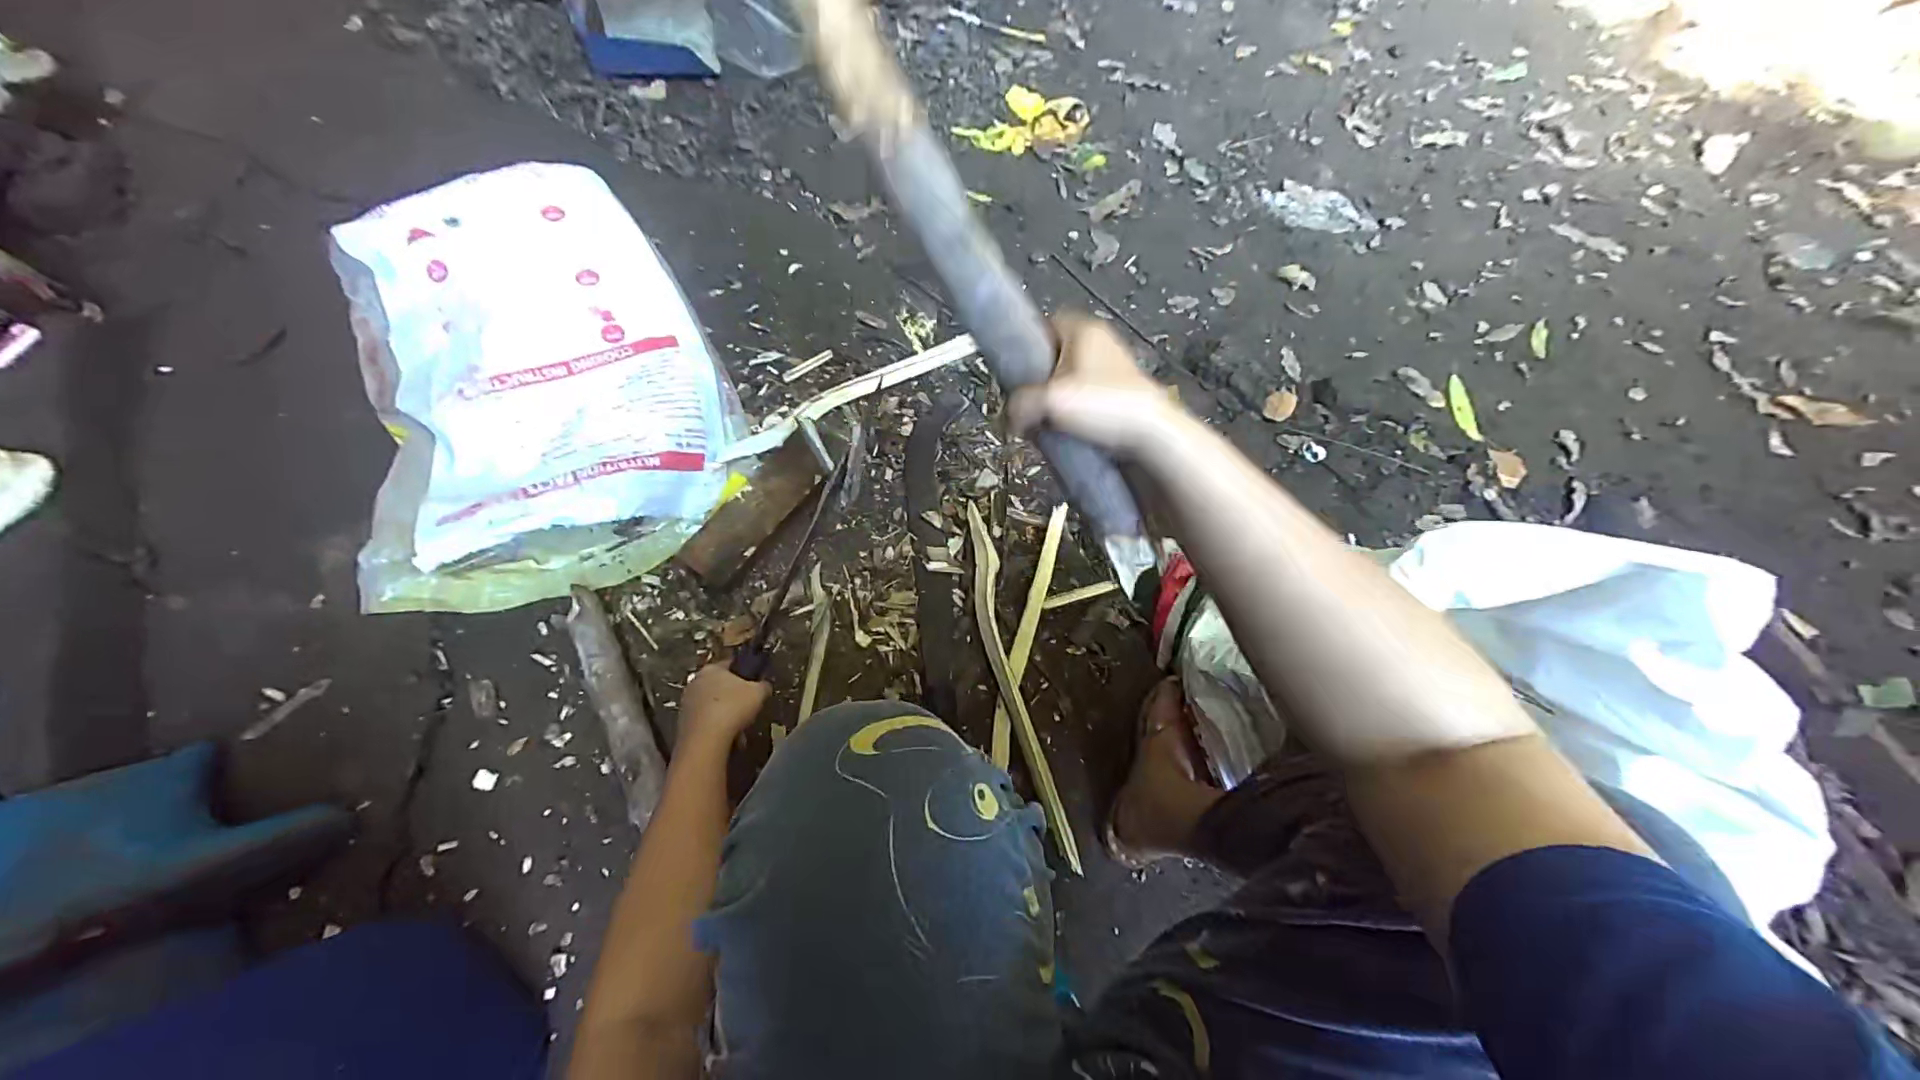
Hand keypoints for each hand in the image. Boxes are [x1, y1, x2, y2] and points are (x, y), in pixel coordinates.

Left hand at [676, 662, 770, 750]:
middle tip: (748, 708)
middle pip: (720, 686)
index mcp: (711, 669)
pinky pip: (705, 721)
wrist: (705, 739)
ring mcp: (686, 702)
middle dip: (734, 698)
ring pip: (713, 706)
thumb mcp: (759, 693)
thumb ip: (763, 686)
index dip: (745, 674)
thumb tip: (764, 686)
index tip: (754, 685)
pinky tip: (727, 738)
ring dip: (726, 715)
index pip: (731, 664)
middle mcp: (695, 682)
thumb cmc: (733, 707)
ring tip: (739, 729)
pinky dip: (716, 727)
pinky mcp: (683, 722)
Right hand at [1008, 313, 1181, 458]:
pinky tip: (1070, 433)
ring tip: (1050, 423)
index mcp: (1085, 330)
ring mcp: (1114, 371)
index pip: (1046, 323)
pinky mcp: (1121, 398)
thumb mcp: (1049, 401)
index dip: (1027, 346)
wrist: (1152, 436)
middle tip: (1031, 403)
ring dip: (1057, 403)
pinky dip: (1076, 416)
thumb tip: (1009, 416)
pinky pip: (1087, 402)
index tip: (1017, 372)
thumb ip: (1020, 404)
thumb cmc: (1105, 406)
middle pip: (1056, 357)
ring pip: (1071, 382)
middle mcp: (1102, 344)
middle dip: (1041, 382)